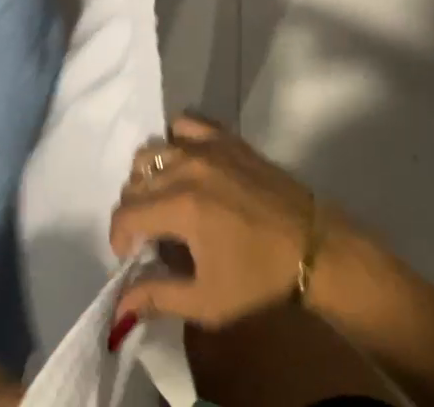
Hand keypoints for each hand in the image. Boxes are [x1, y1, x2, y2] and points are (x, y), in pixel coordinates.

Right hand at [109, 114, 332, 328]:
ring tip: (163, 200)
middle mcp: (186, 168)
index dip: (119, 238)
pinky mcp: (227, 139)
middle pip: (135, 181)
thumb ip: (157, 297)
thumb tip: (118, 308)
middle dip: (133, 211)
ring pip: (153, 150)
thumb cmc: (260, 278)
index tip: (131, 256)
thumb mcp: (207, 300)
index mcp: (179, 206)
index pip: (125, 214)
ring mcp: (208, 148)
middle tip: (149, 235)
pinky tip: (184, 163)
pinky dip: (176, 140)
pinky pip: (186, 124)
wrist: (315, 248)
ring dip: (148, 175)